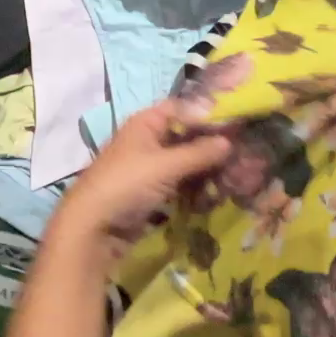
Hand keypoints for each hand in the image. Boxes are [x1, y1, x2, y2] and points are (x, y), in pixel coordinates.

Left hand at [51, 102, 231, 264]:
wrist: (92, 228)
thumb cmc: (126, 184)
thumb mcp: (166, 166)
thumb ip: (199, 152)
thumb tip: (229, 141)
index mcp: (145, 123)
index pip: (182, 108)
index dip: (207, 113)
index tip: (237, 122)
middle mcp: (146, 139)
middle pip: (185, 135)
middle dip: (210, 144)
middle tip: (243, 152)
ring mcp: (148, 167)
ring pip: (184, 161)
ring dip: (205, 168)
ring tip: (235, 175)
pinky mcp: (150, 192)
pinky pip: (178, 183)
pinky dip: (195, 187)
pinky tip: (216, 193)